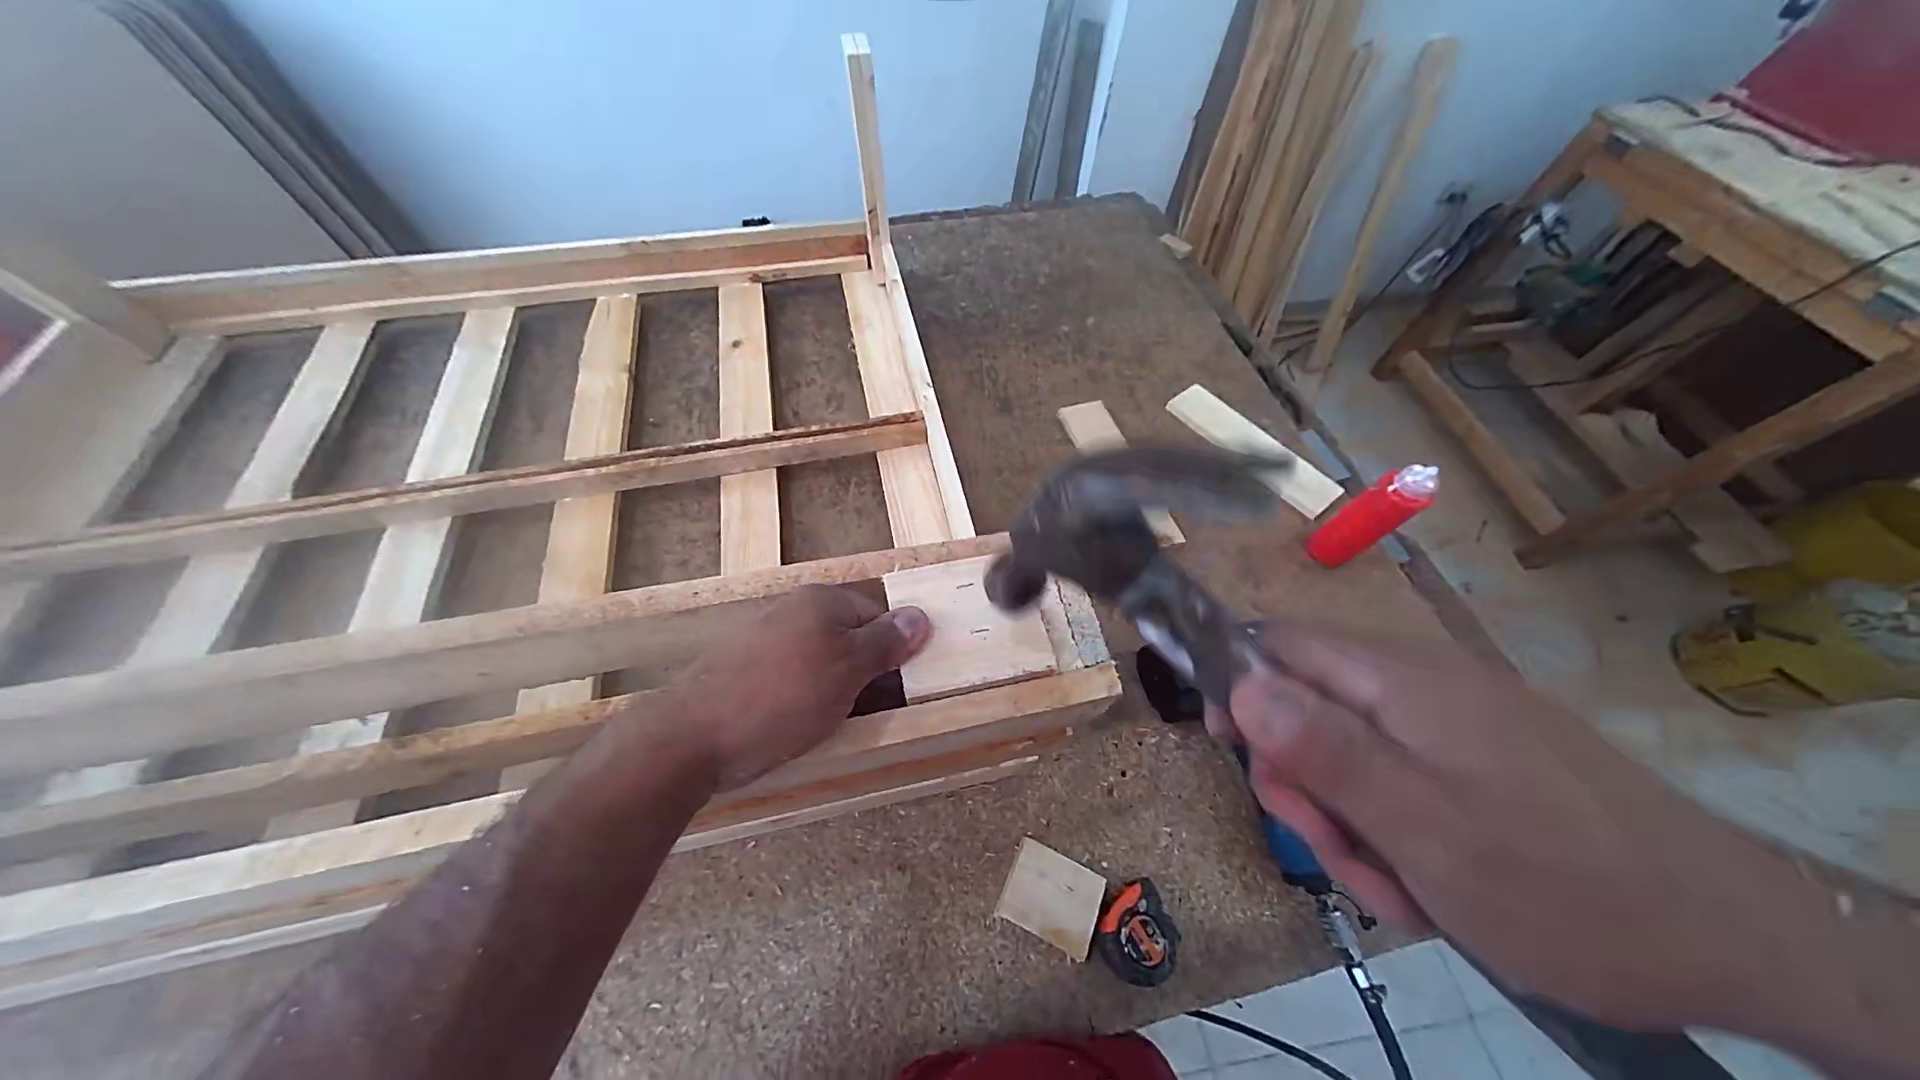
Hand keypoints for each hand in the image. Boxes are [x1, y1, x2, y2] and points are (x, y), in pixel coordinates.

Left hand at [665, 585, 930, 790]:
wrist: (690, 738)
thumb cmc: (782, 699)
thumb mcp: (847, 670)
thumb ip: (885, 642)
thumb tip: (920, 616)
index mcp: (821, 601)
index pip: (880, 615)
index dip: (895, 651)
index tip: (900, 690)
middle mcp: (793, 610)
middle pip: (850, 637)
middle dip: (866, 674)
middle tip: (871, 711)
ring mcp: (765, 638)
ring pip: (823, 661)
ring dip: (839, 690)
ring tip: (835, 723)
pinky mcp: (745, 669)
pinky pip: (793, 678)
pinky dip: (806, 699)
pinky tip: (799, 725)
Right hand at [1208, 623, 1831, 1032]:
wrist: (1737, 944)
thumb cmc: (1558, 882)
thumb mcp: (1422, 825)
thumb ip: (1325, 750)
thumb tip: (1239, 685)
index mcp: (1402, 680)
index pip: (1280, 643)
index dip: (1235, 682)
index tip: (1226, 744)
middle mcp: (1422, 685)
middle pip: (1308, 704)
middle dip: (1301, 777)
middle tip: (1331, 844)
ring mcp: (1453, 723)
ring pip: (1349, 751)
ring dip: (1346, 817)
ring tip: (1390, 880)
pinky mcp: (1477, 761)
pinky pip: (1396, 778)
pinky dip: (1389, 829)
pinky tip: (1422, 880)